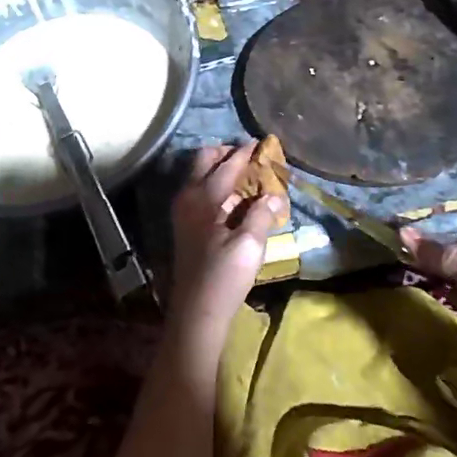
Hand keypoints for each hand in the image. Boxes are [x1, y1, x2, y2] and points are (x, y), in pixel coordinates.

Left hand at [167, 143, 284, 327]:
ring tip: (247, 176)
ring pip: (200, 176)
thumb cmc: (224, 276)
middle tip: (251, 157)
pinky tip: (235, 200)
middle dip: (227, 154)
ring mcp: (183, 213)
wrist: (196, 312)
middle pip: (205, 162)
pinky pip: (200, 192)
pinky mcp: (185, 227)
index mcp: (204, 197)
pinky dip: (217, 186)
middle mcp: (189, 198)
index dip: (246, 153)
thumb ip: (261, 214)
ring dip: (221, 170)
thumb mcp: (250, 244)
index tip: (262, 143)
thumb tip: (273, 195)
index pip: (227, 164)